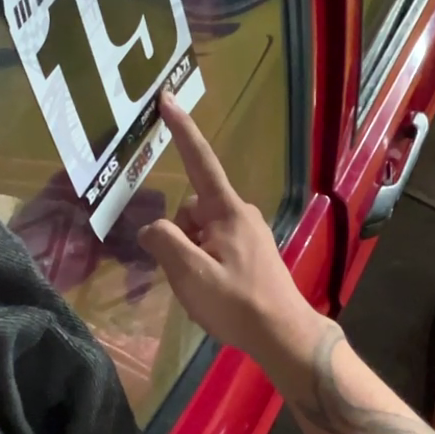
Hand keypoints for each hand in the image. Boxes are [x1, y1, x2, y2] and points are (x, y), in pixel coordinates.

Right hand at [137, 93, 327, 376]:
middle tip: (185, 276)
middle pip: (190, 211)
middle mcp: (240, 214)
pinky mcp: (252, 253)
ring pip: (199, 233)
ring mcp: (248, 234)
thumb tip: (151, 230)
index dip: (181, 130)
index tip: (166, 99)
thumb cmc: (237, 302)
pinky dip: (203, 266)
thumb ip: (164, 243)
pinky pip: (213, 248)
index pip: (199, 161)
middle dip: (177, 237)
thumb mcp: (190, 274)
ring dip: (189, 256)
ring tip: (201, 290)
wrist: (283, 334)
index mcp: (227, 211)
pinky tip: (212, 293)